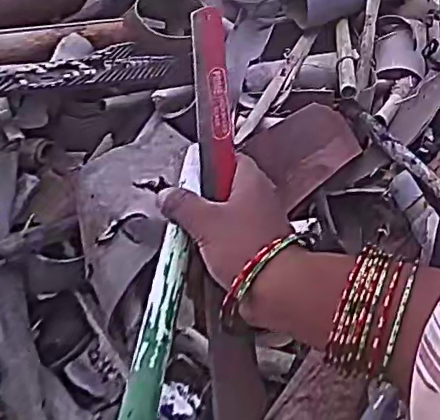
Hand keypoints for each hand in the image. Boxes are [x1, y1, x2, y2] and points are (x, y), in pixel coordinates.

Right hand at [159, 153, 287, 286]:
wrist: (271, 282)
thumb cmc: (246, 246)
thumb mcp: (206, 222)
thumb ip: (184, 206)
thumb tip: (168, 194)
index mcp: (252, 179)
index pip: (231, 157)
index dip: (210, 162)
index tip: (191, 171)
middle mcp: (260, 193)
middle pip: (227, 184)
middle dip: (204, 196)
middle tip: (186, 208)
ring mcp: (261, 215)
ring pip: (229, 209)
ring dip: (210, 219)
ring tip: (194, 232)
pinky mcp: (258, 237)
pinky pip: (234, 230)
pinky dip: (219, 236)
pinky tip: (207, 249)